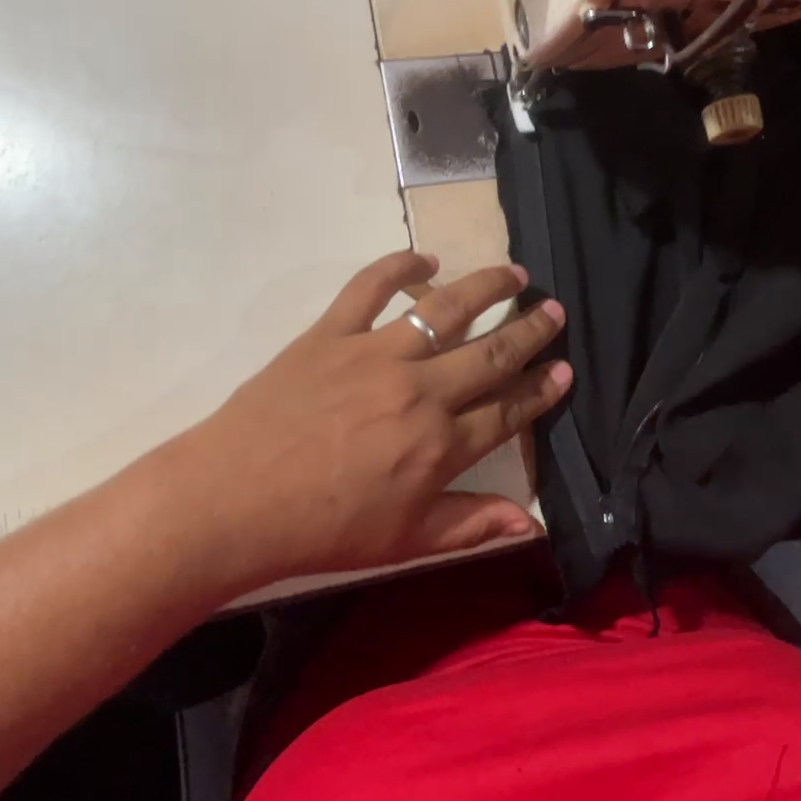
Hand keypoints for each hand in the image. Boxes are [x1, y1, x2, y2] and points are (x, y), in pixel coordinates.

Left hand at [165, 251, 569, 576]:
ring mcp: (376, 355)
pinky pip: (371, 286)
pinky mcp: (332, 333)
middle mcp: (421, 390)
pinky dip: (399, 264)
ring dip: (486, 287)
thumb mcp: (407, 541)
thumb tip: (533, 525)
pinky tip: (425, 258)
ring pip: (445, 309)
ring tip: (515, 274)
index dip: (542, 390)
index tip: (565, 370)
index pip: (508, 410)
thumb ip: (472, 525)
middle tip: (555, 311)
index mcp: (441, 444)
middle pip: (491, 352)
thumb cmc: (325, 528)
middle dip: (530, 331)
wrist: (234, 502)